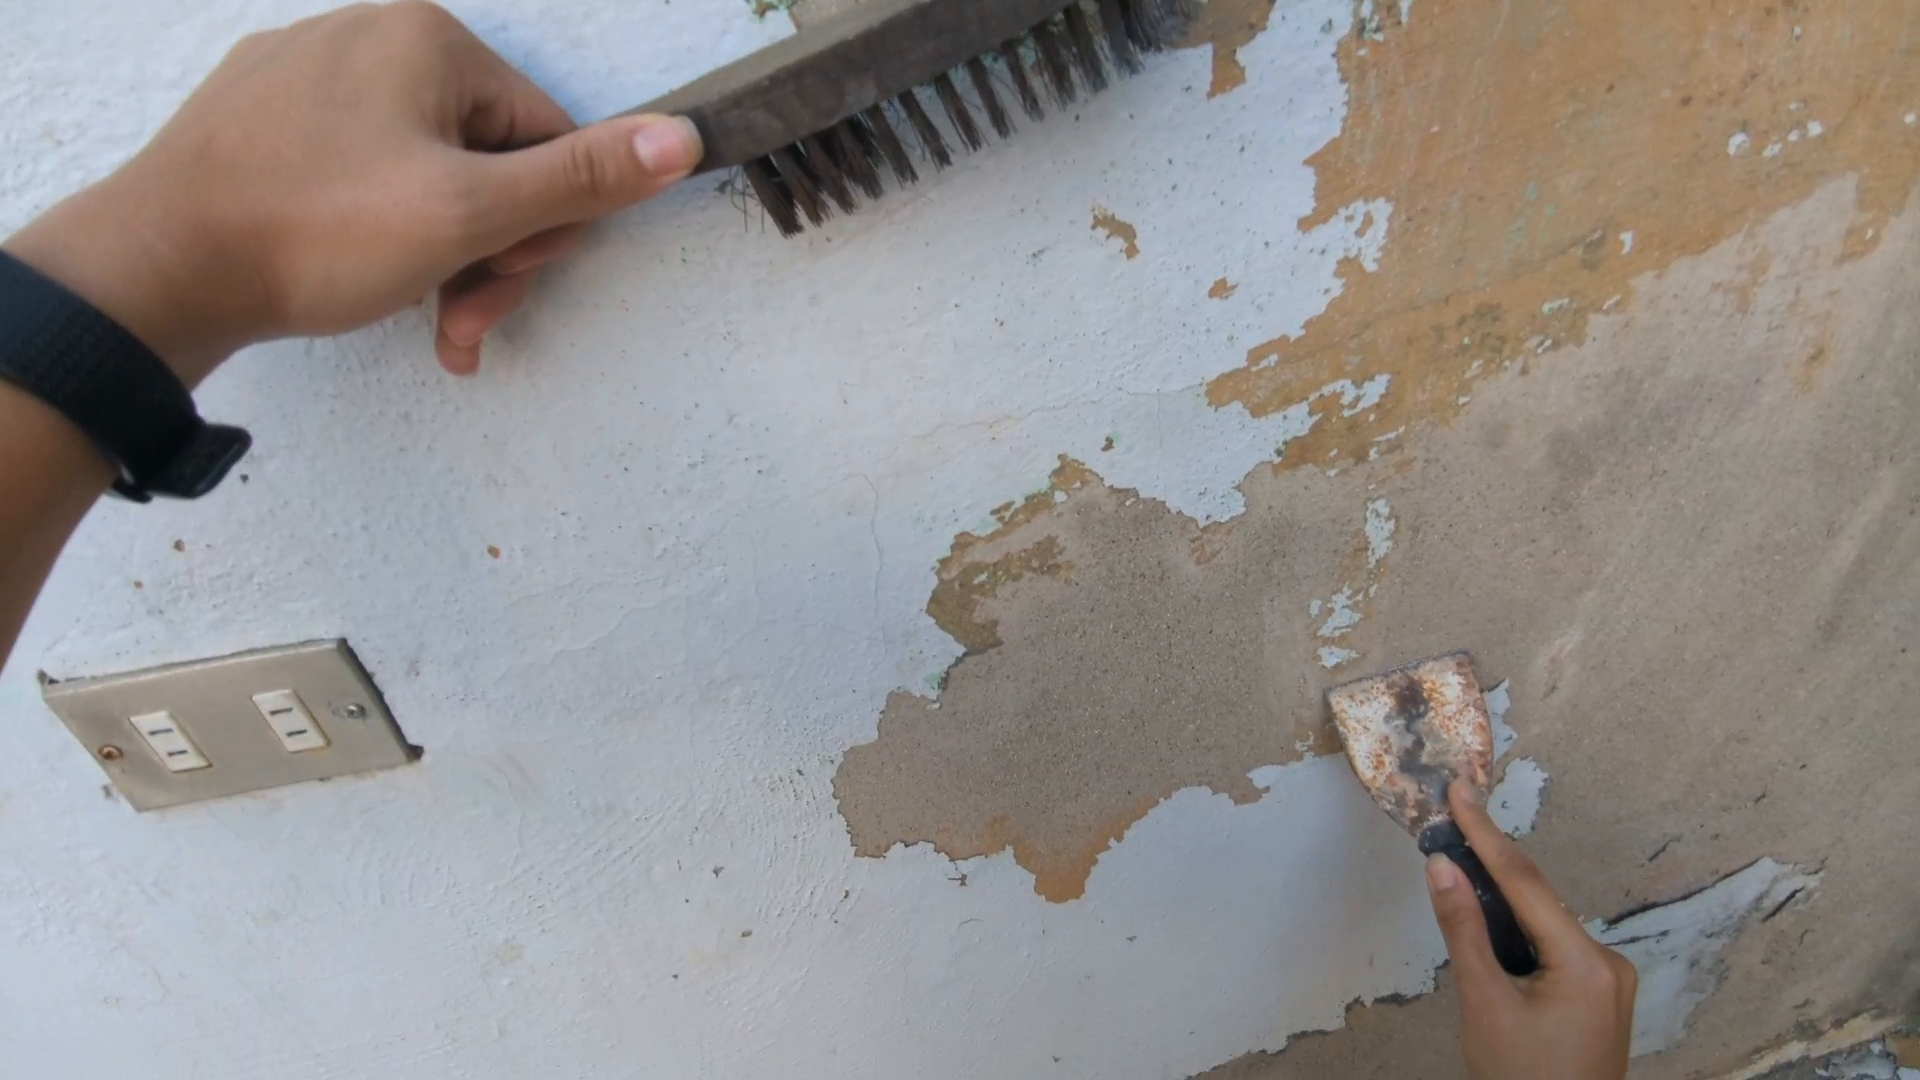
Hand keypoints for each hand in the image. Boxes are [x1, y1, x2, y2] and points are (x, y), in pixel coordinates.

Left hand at [1, 0, 701, 381]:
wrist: (160, 270)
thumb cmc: (329, 232)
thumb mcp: (477, 211)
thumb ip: (586, 177)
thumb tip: (686, 137)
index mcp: (433, 45)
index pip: (555, 141)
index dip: (551, 223)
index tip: (506, 273)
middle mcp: (380, 40)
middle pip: (503, 165)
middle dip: (502, 253)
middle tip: (470, 309)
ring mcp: (326, 78)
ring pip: (450, 182)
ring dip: (463, 266)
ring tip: (442, 324)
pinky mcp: (289, 120)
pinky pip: (390, 180)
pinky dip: (410, 243)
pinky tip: (399, 291)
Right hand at [1426, 783, 1637, 1079]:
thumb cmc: (1519, 1074)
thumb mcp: (1483, 999)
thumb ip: (1462, 928)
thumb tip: (1441, 863)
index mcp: (1587, 964)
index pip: (1525, 882)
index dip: (1486, 832)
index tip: (1459, 789)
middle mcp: (1606, 962)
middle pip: (1537, 894)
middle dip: (1491, 852)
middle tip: (1453, 807)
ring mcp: (1605, 978)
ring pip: (1539, 914)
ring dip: (1498, 883)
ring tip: (1458, 844)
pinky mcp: (1593, 990)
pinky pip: (1545, 935)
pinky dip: (1511, 914)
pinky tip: (1483, 900)